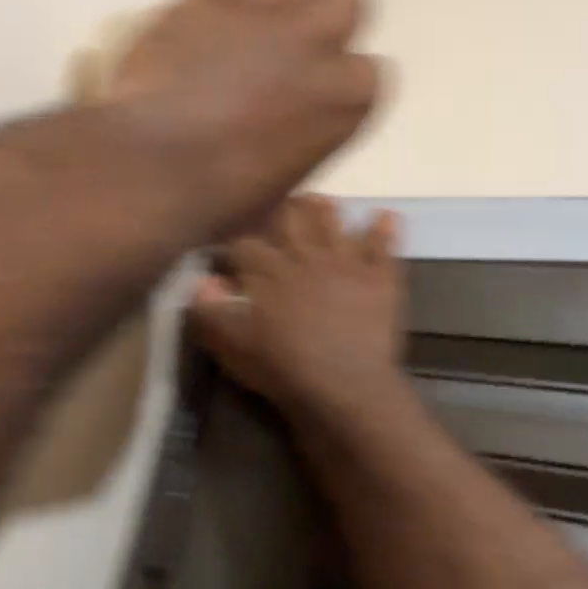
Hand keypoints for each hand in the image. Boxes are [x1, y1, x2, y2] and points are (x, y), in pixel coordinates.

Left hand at [101, 0, 382, 237]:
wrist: (154, 166)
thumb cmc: (216, 200)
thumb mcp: (272, 204)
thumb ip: (296, 177)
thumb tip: (307, 195)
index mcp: (352, 99)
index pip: (365, 72)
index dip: (331, 77)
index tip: (304, 87)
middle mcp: (326, 42)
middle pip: (346, 2)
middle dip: (319, 19)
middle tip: (281, 40)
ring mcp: (276, 9)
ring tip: (258, 6)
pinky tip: (216, 4)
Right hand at [188, 195, 406, 412]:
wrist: (343, 386)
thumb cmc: (279, 366)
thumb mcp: (227, 341)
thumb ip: (207, 307)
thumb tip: (202, 279)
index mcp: (265, 269)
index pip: (244, 241)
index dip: (234, 240)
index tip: (229, 244)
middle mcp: (304, 255)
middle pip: (289, 219)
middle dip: (279, 209)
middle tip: (275, 202)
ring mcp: (345, 264)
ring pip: (333, 223)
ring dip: (325, 210)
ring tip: (318, 202)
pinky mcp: (380, 279)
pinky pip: (384, 246)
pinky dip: (384, 228)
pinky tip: (384, 216)